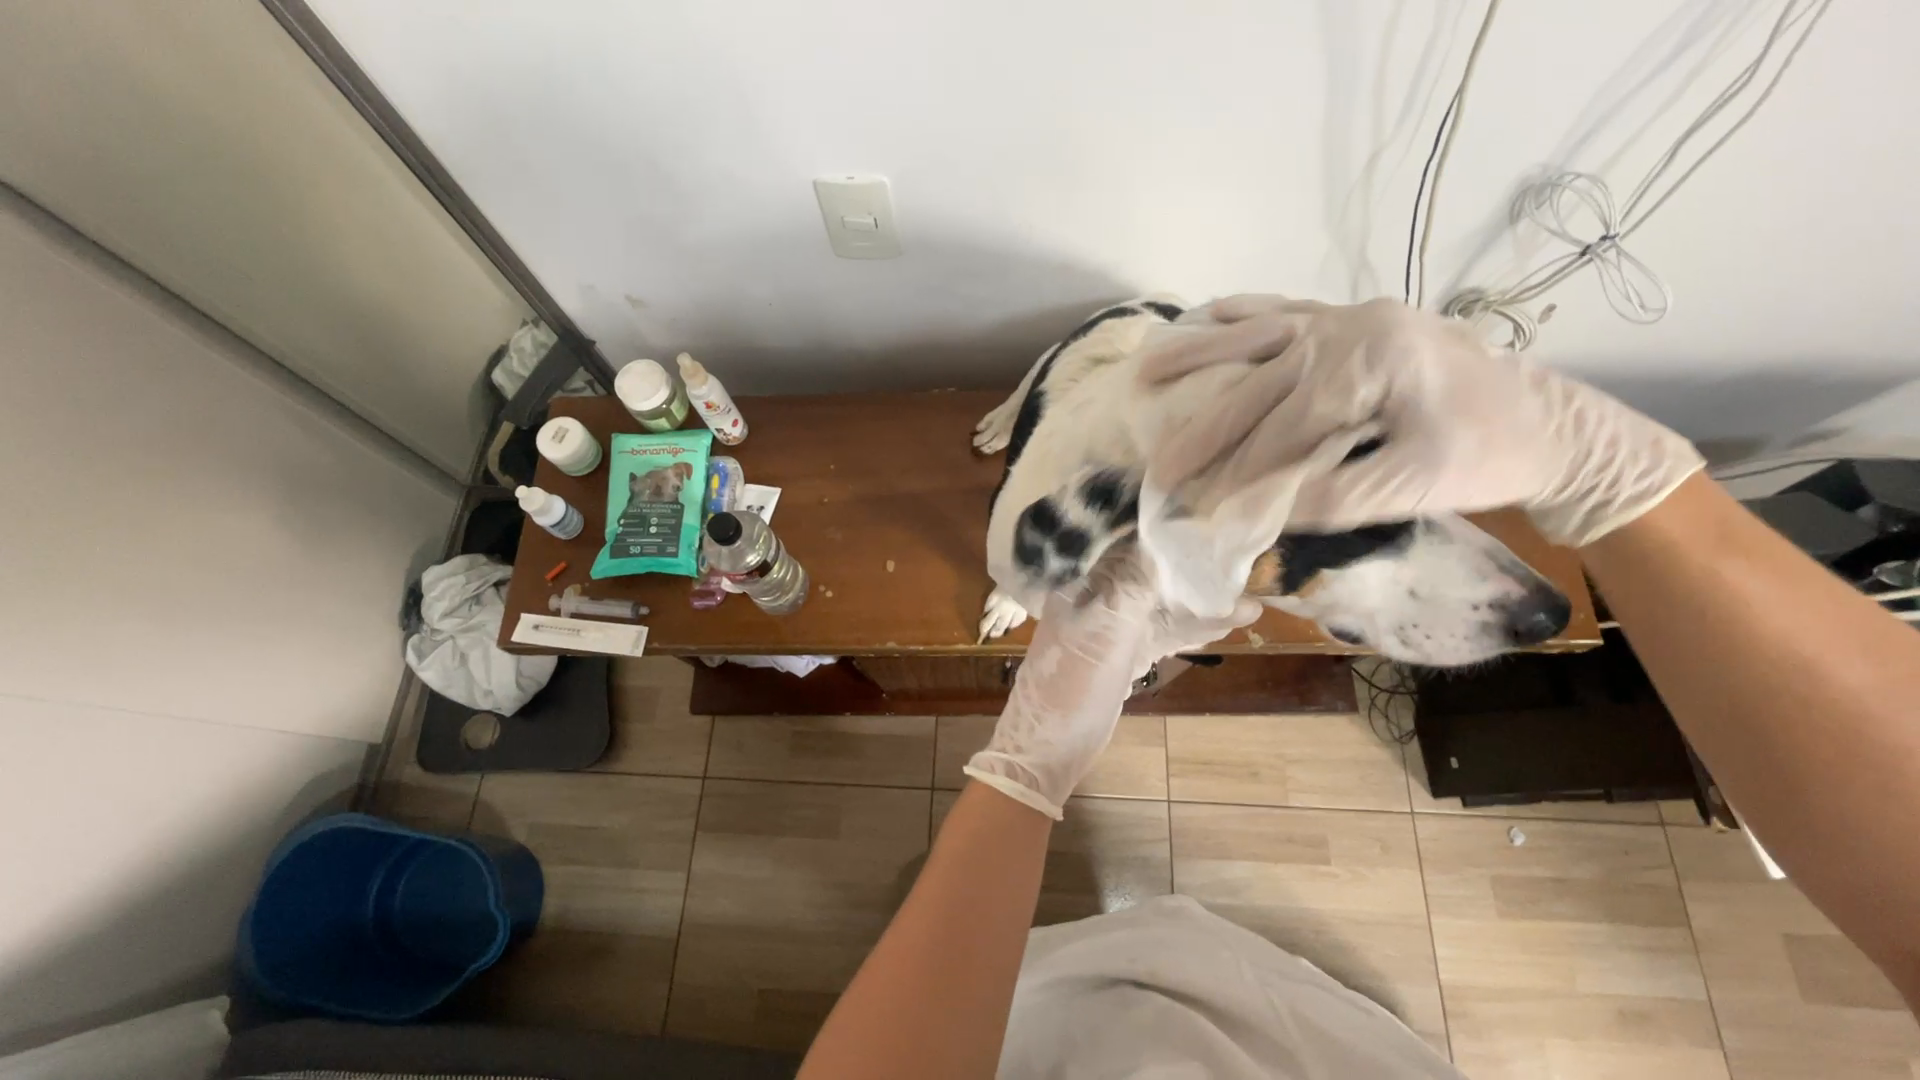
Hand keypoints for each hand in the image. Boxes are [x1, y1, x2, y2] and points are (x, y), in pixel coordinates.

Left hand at [965, 552, 1259, 818]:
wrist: (1050, 748)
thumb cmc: (1071, 686)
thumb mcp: (1104, 630)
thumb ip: (1133, 583)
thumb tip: (1161, 537)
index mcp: (1081, 583)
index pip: (1128, 543)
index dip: (1165, 534)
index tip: (1207, 523)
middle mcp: (1097, 597)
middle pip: (1150, 572)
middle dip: (1191, 569)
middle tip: (1240, 560)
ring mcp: (1113, 627)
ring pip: (1162, 605)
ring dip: (1202, 604)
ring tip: (1251, 599)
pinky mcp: (1126, 653)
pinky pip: (1164, 633)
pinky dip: (1193, 629)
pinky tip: (1229, 622)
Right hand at [1140, 296, 1703, 546]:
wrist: (1548, 419)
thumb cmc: (1488, 455)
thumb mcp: (1419, 486)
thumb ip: (1338, 497)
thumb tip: (1260, 512)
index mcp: (1368, 363)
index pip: (1283, 431)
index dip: (1238, 478)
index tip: (1199, 514)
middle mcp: (1348, 329)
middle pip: (1256, 387)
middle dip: (1201, 435)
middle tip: (1158, 474)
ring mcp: (1346, 318)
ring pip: (1255, 337)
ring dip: (1197, 356)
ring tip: (1144, 372)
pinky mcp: (1350, 318)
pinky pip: (1284, 308)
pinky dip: (1242, 314)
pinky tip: (1206, 317)